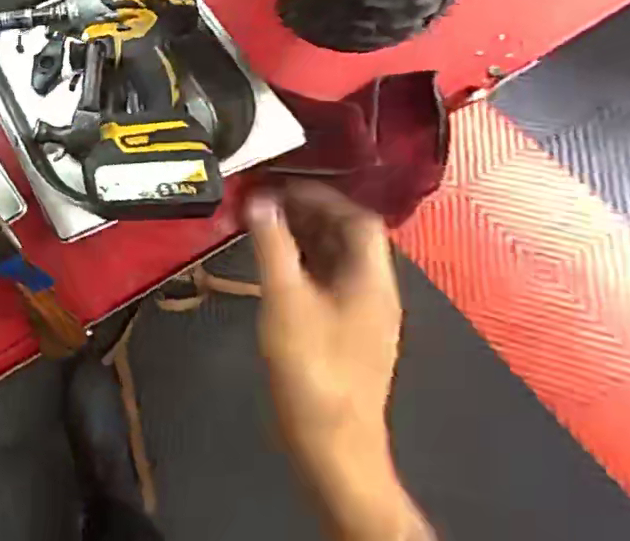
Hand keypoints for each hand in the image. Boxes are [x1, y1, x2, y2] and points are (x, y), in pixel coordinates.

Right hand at [247, 181, 424, 540]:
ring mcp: (358, 312)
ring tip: (258, 222)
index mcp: (371, 280)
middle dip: (305, 211)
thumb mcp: (285, 298)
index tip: (278, 185)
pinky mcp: (340, 329)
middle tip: (261, 200)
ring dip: (300, 235)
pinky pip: (323, 279)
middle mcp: (372, 291)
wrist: (330, 443)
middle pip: (347, 237)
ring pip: (333, 258)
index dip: (322, 196)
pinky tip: (268, 259)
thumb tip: (258, 200)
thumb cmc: (311, 366)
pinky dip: (298, 260)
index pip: (359, 220)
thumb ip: (272, 245)